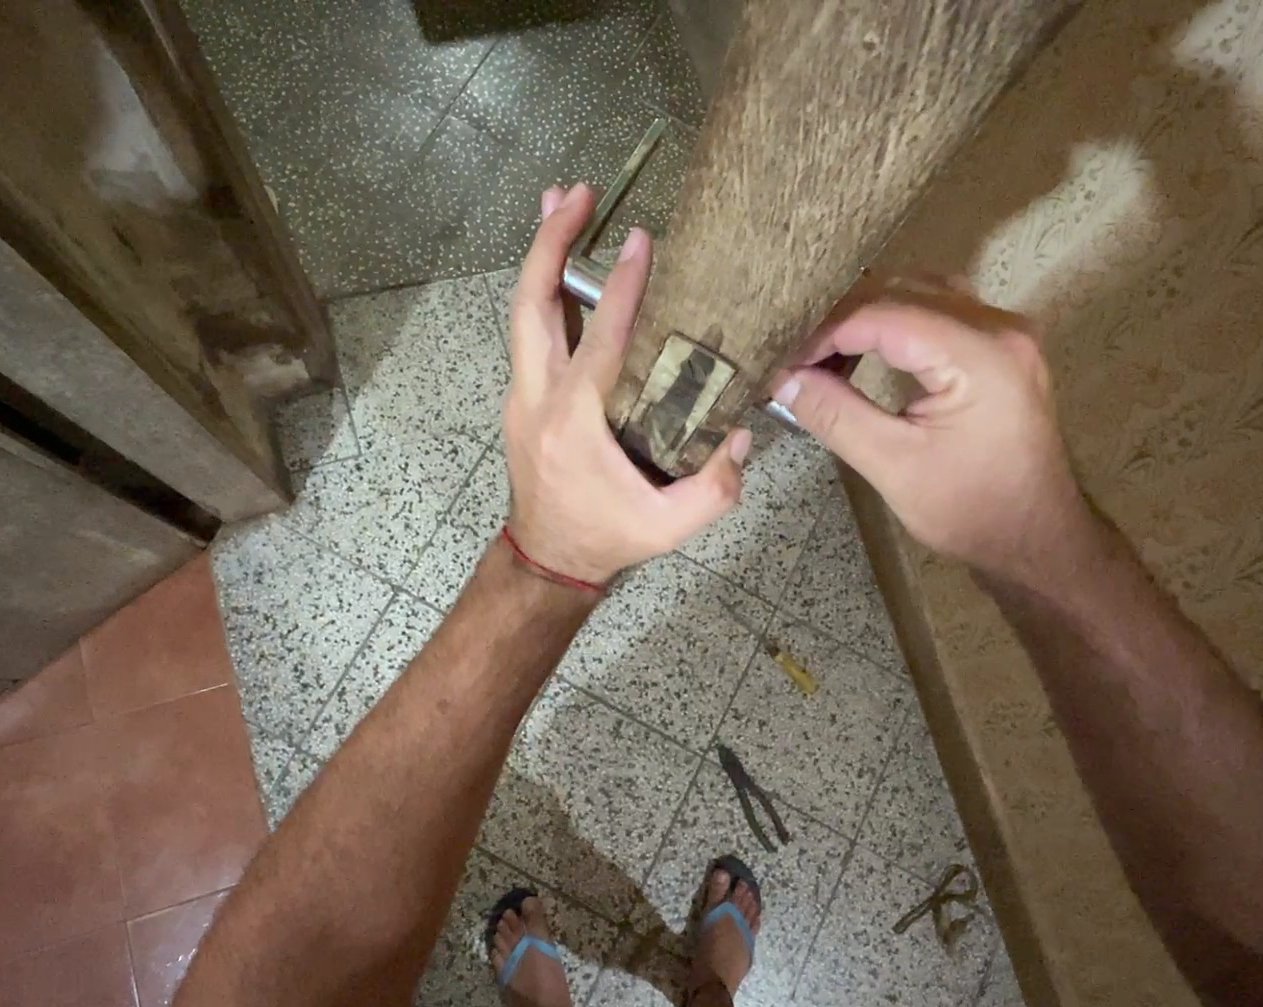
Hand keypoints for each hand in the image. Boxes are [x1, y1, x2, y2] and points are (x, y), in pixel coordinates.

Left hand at [501, 183, 749, 584]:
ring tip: (560, 203)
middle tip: (575, 190)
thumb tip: (741, 434)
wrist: (546, 559)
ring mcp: (520, 397)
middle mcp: (536, 399)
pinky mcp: (521, 401)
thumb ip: (714, 489)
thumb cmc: (605, 539)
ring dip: (540, 257)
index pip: (599, 340)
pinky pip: (529, 334)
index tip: (642, 239)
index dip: (622, 287)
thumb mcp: (669, 528)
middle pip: (532, 305)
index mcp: (572, 423)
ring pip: (523, 314)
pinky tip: (562, 270)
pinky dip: (544, 294)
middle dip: (549, 242)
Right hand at [770, 279, 1093, 587]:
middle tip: (797, 359)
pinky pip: (939, 310)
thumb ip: (834, 415)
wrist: (1034, 535)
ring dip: (867, 317)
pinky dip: (896, 323)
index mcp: (978, 353)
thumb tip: (780, 379)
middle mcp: (998, 326)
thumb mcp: (891, 465)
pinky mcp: (1001, 346)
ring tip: (826, 355)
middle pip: (902, 291)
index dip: (825, 332)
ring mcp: (1005, 332)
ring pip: (920, 292)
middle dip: (841, 320)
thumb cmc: (968, 510)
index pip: (882, 314)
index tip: (785, 363)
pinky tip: (866, 352)